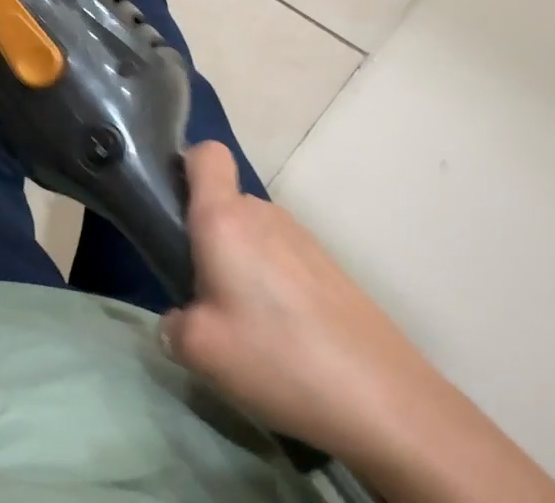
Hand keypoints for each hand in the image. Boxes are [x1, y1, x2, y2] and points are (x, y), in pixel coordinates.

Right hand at [161, 141, 442, 461]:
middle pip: (225, 202)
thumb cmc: (277, 357)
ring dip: (240, 264)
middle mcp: (265, 214)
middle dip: (206, 236)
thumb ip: (172, 323)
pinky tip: (281, 336)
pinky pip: (283, 259)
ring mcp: (304, 240)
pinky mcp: (332, 269)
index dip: (183, 168)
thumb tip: (180, 318)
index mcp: (225, 219)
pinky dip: (272, 284)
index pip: (205, 154)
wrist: (384, 400)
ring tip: (243, 323)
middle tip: (200, 291)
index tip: (170, 210)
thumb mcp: (198, 350)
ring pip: (254, 234)